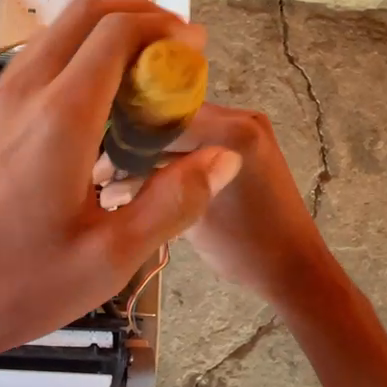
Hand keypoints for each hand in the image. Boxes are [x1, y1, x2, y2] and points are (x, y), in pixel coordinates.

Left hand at [0, 0, 244, 371]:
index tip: (193, 47)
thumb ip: (175, 202)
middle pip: (80, 16)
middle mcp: (20, 97)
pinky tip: (81, 118)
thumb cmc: (14, 288)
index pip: (116, 34)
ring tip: (133, 80)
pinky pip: (24, 72)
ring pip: (48, 40)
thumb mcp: (110, 258)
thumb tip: (222, 159)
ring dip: (96, 39)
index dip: (163, 28)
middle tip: (169, 48)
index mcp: (59, 118)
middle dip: (133, 16)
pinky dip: (64, 66)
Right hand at [98, 103, 328, 301]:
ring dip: (151, 149)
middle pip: (170, 118)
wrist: (295, 269)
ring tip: (115, 176)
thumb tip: (103, 172)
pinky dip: (173, 154)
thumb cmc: (244, 250)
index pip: (160, 118)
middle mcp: (241, 117)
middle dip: (134, 143)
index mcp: (231, 133)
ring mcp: (246, 126)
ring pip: (181, 128)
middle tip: (99, 170)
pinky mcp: (246, 140)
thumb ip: (150, 185)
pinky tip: (145, 174)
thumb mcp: (188, 216)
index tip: (92, 158)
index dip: (123, 136)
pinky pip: (199, 137)